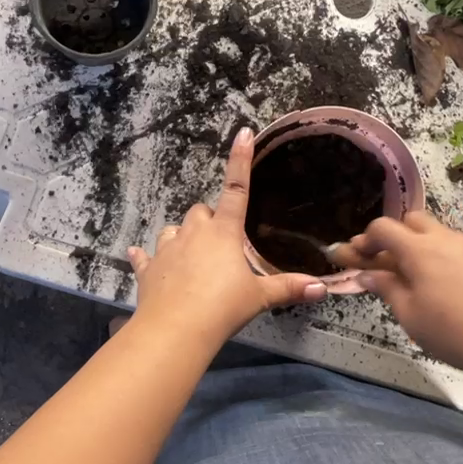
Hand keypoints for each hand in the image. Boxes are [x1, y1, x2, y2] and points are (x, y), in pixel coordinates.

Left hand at [128, 127, 328, 347]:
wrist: (174, 330)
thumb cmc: (221, 308)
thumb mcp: (259, 298)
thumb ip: (288, 288)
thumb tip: (322, 288)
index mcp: (224, 232)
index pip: (236, 188)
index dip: (241, 160)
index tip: (244, 133)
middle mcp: (194, 233)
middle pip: (201, 212)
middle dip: (211, 220)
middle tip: (223, 243)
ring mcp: (167, 249)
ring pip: (173, 229)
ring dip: (182, 236)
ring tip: (191, 255)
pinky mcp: (148, 269)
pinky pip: (144, 256)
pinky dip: (145, 257)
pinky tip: (140, 256)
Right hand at [332, 211, 462, 380]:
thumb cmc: (452, 333)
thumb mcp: (410, 315)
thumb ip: (386, 288)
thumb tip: (366, 274)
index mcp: (420, 249)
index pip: (383, 227)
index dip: (366, 239)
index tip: (357, 257)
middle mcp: (445, 238)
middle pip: (412, 220)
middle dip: (395, 236)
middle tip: (387, 263)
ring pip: (437, 232)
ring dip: (420, 244)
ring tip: (417, 278)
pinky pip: (457, 246)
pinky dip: (442, 255)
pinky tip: (446, 284)